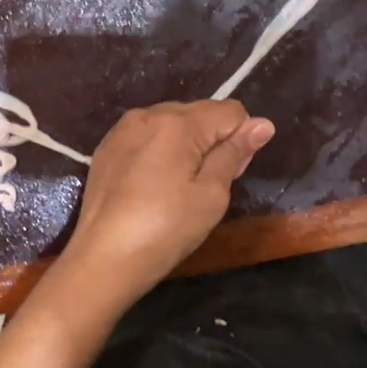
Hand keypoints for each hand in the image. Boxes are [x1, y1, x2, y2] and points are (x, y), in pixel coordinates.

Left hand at [64, 100, 274, 294]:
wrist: (104, 256)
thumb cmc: (166, 228)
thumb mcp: (211, 195)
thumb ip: (234, 153)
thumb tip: (262, 124)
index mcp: (177, 123)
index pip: (230, 110)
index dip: (242, 137)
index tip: (233, 172)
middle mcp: (147, 114)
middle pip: (199, 112)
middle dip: (213, 139)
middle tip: (209, 184)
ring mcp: (122, 129)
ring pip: (171, 122)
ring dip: (186, 144)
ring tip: (180, 186)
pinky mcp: (107, 147)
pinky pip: (146, 135)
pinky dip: (159, 150)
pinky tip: (155, 183)